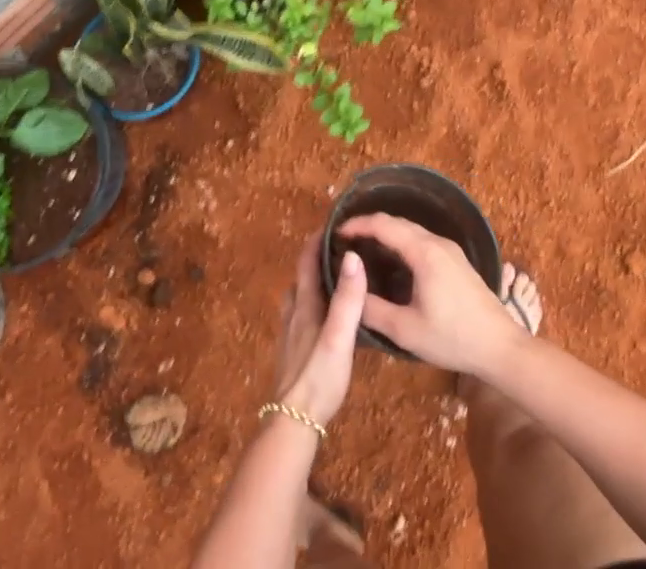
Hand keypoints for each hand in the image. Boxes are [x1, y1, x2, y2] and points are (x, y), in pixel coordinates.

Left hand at [271, 231, 367, 427]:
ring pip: (299, 301)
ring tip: (333, 280)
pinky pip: (303, 320)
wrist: (293, 421)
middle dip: (314, 261)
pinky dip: (314, 308)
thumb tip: (353, 257)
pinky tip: (326, 320)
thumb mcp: (339, 337)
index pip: (306, 266)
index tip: (330, 224)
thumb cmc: (318, 378)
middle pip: (301, 281)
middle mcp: (294, 318)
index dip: (315, 243)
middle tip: (336, 249)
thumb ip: (347, 300)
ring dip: (313, 285)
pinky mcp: (295, 355)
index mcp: (305, 308)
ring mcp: (291, 337)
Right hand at [335, 213, 521, 376]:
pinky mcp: (457, 262)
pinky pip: (422, 242)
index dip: (357, 224)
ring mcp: (451, 251)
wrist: (501, 347)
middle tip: (344, 241)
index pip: (384, 225)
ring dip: (386, 234)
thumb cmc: (453, 338)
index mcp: (424, 253)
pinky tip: (391, 263)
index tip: (335, 233)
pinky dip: (401, 244)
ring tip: (362, 250)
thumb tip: (347, 290)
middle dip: (369, 226)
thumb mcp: (405, 330)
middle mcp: (438, 243)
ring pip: (412, 231)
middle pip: (398, 223)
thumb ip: (371, 308)